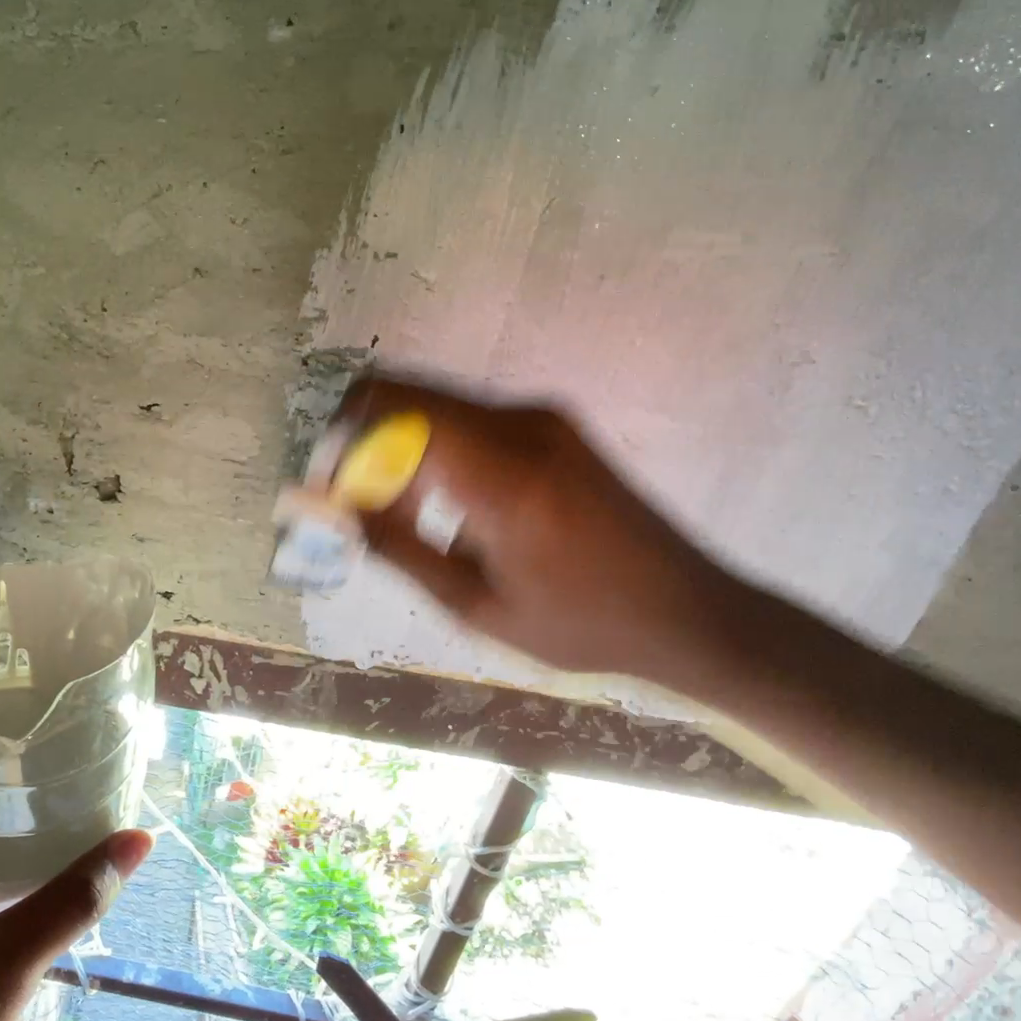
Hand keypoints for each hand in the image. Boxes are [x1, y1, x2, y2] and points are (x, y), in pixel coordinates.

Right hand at [341, 376, 745, 683]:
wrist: (692, 612)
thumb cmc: (582, 625)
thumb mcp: (475, 607)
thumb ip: (398, 550)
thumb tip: (336, 509)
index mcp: (502, 473)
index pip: (391, 404)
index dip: (342, 438)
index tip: (329, 488)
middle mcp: (521, 424)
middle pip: (405, 394)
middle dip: (363, 445)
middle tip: (358, 508)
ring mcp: (542, 417)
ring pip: (433, 405)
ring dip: (399, 451)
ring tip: (405, 519)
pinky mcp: (553, 425)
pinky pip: (467, 419)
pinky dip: (434, 451)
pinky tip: (447, 508)